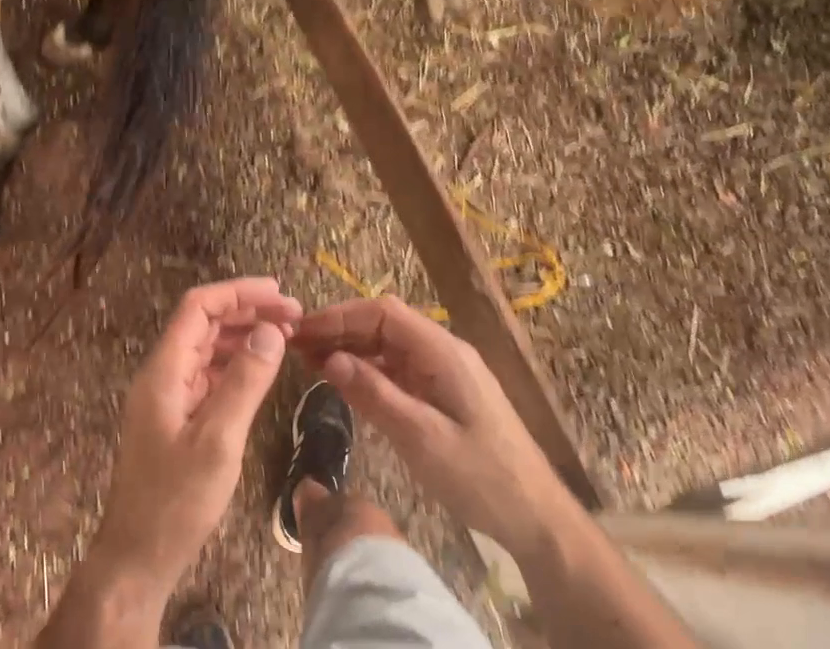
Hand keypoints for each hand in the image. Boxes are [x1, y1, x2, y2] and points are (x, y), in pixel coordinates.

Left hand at [93, 277, 300, 589]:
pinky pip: (207, 376)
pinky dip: (236, 365)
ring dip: (243, 336)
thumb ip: (245, 382)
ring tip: (286, 336)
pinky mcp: (176, 419)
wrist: (138, 557)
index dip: (238, 293)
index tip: (279, 294)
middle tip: (294, 315)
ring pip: (206, 349)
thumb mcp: (218, 441)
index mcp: (163, 371)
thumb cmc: (176, 501)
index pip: (197, 308)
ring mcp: (167, 397)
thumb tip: (270, 331)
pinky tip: (262, 369)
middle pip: (203, 324)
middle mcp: (162, 375)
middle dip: (247, 311)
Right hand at [290, 297, 564, 549]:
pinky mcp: (443, 396)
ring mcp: (444, 374)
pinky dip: (366, 371)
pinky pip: (398, 370)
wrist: (536, 516)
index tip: (301, 330)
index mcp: (443, 352)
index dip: (339, 316)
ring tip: (306, 359)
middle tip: (294, 344)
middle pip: (384, 325)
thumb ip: (375, 395)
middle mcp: (443, 353)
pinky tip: (341, 381)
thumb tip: (330, 358)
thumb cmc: (481, 477)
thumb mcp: (422, 438)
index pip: (383, 313)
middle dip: (339, 329)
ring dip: (350, 348)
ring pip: (388, 347)